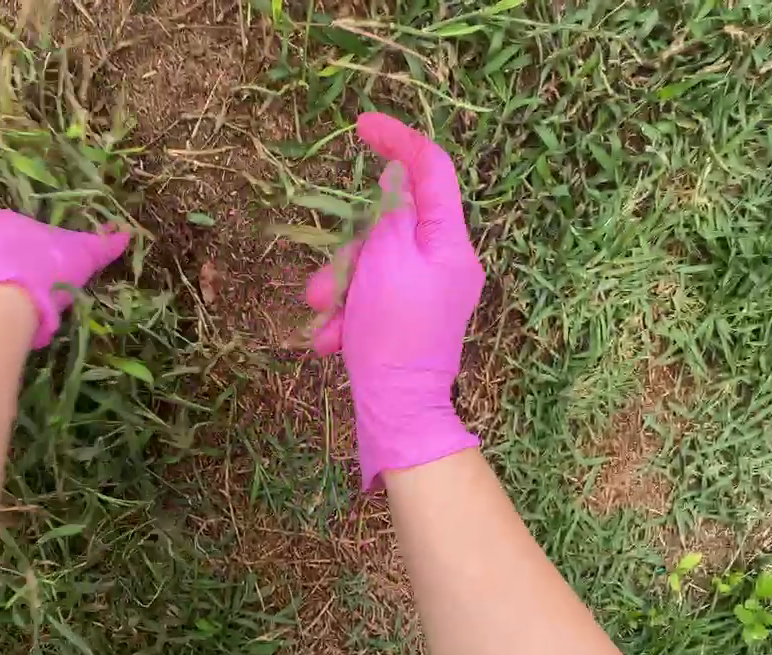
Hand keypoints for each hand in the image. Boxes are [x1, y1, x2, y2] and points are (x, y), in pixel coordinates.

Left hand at [0, 209, 131, 347]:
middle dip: (14, 279)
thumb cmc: (43, 272)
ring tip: (10, 323)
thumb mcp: (80, 256)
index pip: (25, 238)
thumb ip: (101, 246)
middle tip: (32, 307)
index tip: (51, 285)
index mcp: (6, 220)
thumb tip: (125, 235)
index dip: (40, 261)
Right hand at [305, 113, 484, 488]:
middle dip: (346, 258)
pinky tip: (331, 343)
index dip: (398, 142)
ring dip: (338, 295)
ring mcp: (423, 298)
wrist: (397, 411)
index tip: (361, 126)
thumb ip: (391, 217)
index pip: (431, 171)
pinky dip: (346, 319)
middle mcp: (442, 266)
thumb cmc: (393, 336)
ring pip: (369, 270)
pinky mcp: (404, 324)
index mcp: (449, 244)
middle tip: (322, 291)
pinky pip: (369, 303)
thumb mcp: (386, 264)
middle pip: (387, 231)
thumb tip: (396, 183)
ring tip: (324, 325)